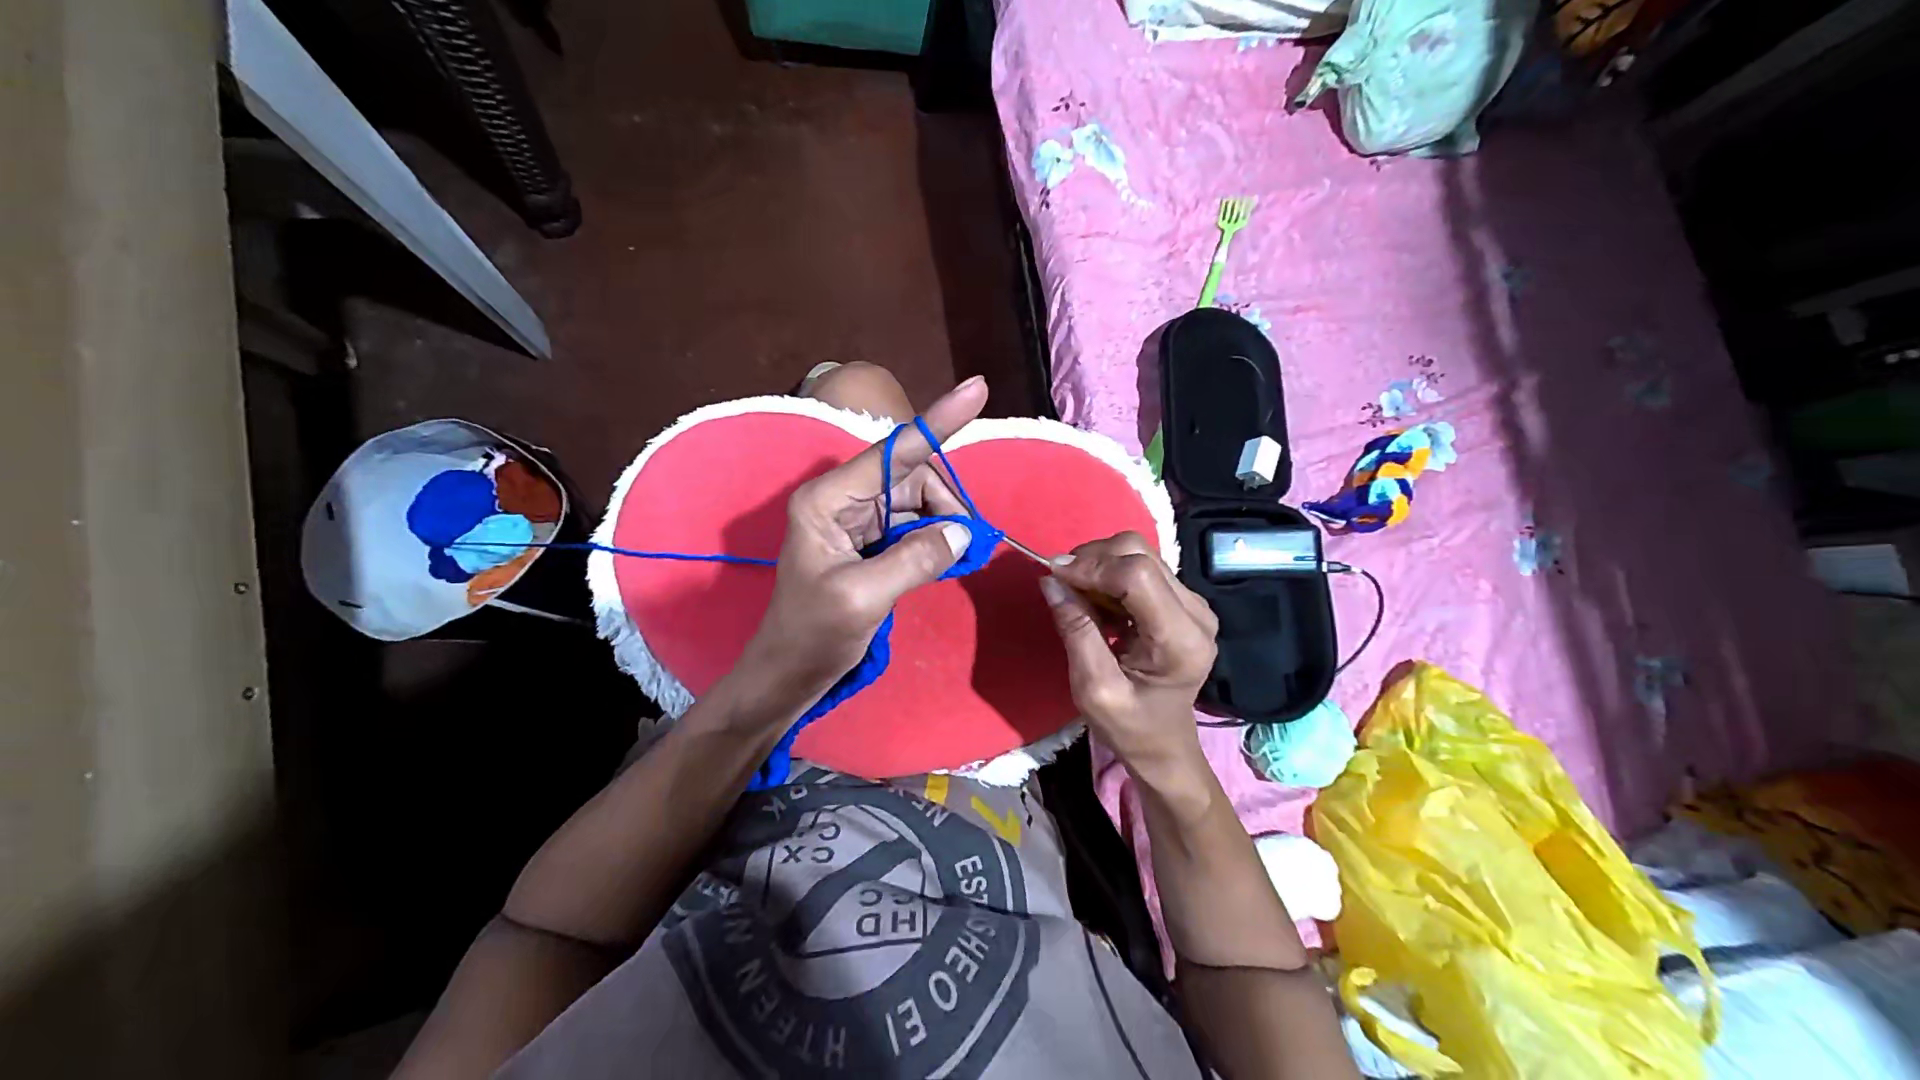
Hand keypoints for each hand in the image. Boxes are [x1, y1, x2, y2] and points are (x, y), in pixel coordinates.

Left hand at [729, 376, 990, 722]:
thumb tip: (962, 532)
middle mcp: (843, 499)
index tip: (978, 388)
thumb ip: (914, 559)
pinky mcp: (870, 543)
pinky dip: (935, 538)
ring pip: (919, 501)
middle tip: (964, 543)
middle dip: (944, 502)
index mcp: (827, 500)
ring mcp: (857, 521)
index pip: (894, 451)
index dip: (939, 421)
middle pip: (913, 476)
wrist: (789, 675)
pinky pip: (915, 525)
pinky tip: (943, 558)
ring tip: (953, 558)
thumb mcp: (862, 598)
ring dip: (943, 523)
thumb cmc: (812, 636)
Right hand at [1040, 532, 1218, 781]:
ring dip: (1099, 565)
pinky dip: (1109, 575)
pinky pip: (1141, 567)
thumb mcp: (1092, 688)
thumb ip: (1075, 630)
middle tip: (1061, 584)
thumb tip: (1051, 580)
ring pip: (1138, 553)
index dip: (1091, 566)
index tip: (1053, 576)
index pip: (1137, 575)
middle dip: (1093, 559)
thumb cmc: (1129, 727)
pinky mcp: (1183, 601)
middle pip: (1139, 553)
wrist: (1164, 744)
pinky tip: (1096, 602)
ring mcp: (1193, 603)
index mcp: (1180, 640)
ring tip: (1077, 595)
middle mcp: (1196, 612)